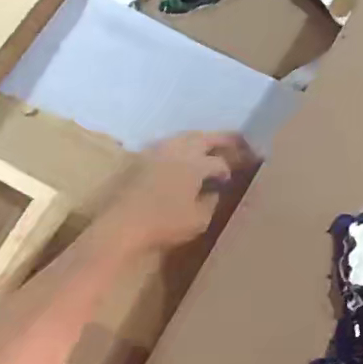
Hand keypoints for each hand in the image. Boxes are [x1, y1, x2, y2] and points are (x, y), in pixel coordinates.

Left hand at [89, 132, 255, 257]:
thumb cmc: (164, 224)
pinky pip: (170, 144)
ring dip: (203, 140)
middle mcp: (178, 150)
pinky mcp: (141, 158)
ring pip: (186, 137)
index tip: (241, 175)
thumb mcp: (199, 219)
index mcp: (195, 163)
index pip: (220, 162)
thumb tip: (216, 191)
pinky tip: (186, 158)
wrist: (121, 226)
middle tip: (242, 143)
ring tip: (214, 148)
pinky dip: (184, 146)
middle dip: (225, 140)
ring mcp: (157, 151)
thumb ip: (212, 201)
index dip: (233, 169)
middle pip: (206, 138)